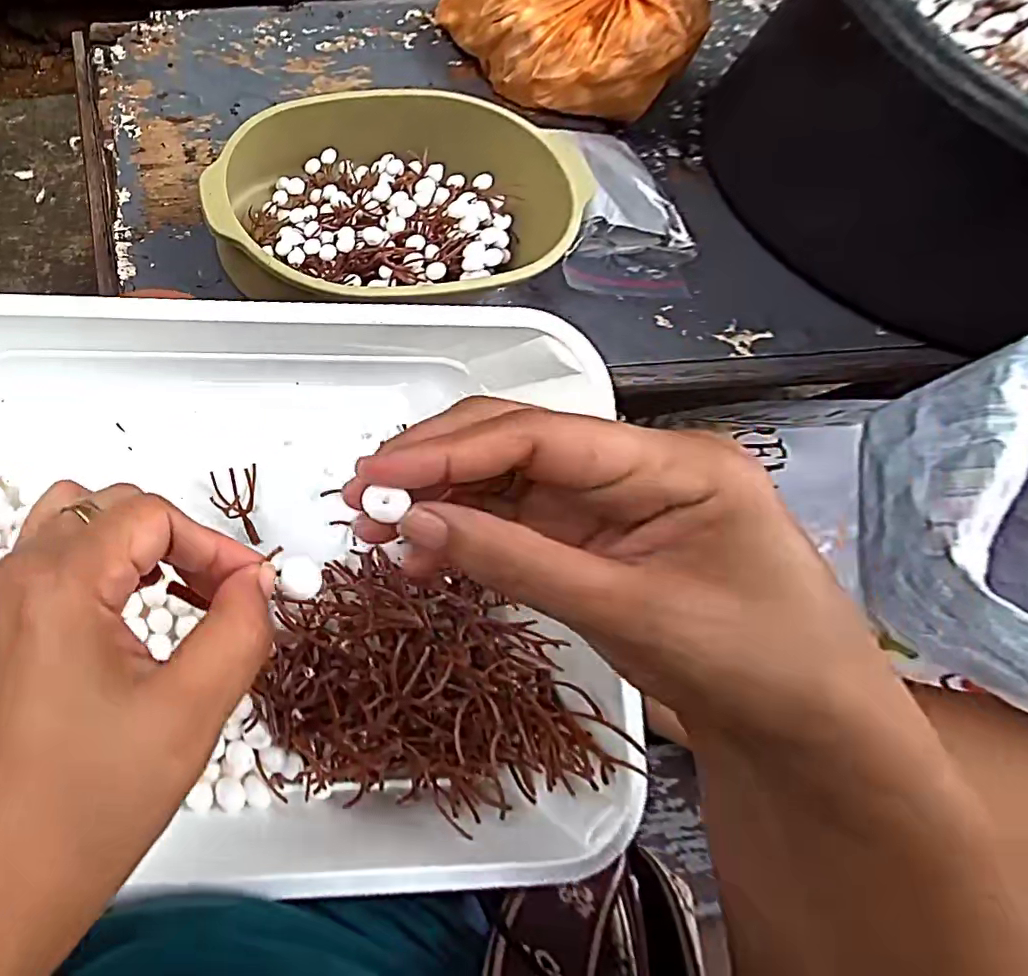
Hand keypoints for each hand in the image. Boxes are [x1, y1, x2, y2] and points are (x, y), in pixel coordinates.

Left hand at [0, 482, 272, 961]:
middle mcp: (24, 574)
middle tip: (222, 587)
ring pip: (82, 518)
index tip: (249, 583)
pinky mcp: (8, 618)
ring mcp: (9, 594)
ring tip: (181, 585)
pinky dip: (106, 559)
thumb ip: (237, 632)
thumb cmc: (76, 805)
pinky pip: (59, 553)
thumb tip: (253, 586)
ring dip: (137, 539)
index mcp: (59, 582)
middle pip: (115, 506)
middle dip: (179, 537)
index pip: (151, 515)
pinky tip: (139, 602)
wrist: (3, 864)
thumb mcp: (186, 714)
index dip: (213, 543)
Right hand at [342, 397, 896, 740]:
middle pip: (501, 440)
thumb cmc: (756, 666)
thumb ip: (511, 559)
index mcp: (668, 463)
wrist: (805, 732)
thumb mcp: (626, 611)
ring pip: (487, 477)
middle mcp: (623, 466)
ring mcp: (594, 498)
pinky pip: (494, 517)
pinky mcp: (572, 530)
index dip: (445, 451)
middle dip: (425, 465)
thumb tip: (414, 522)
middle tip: (363, 496)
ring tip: (377, 530)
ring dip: (427, 499)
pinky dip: (449, 533)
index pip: (533, 436)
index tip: (378, 475)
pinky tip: (418, 554)